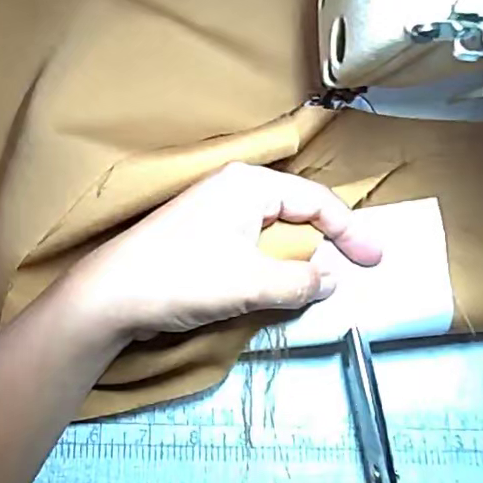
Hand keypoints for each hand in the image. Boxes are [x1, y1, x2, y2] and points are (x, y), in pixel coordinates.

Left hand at [61, 163, 381, 340]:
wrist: (108, 296)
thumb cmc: (182, 279)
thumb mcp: (251, 283)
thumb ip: (300, 281)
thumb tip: (330, 280)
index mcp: (249, 185)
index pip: (315, 201)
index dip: (351, 231)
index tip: (374, 261)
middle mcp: (231, 190)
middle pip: (294, 212)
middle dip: (324, 242)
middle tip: (350, 271)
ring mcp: (210, 213)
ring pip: (270, 232)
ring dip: (295, 258)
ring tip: (315, 284)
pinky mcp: (196, 237)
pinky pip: (247, 246)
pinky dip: (268, 265)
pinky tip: (273, 286)